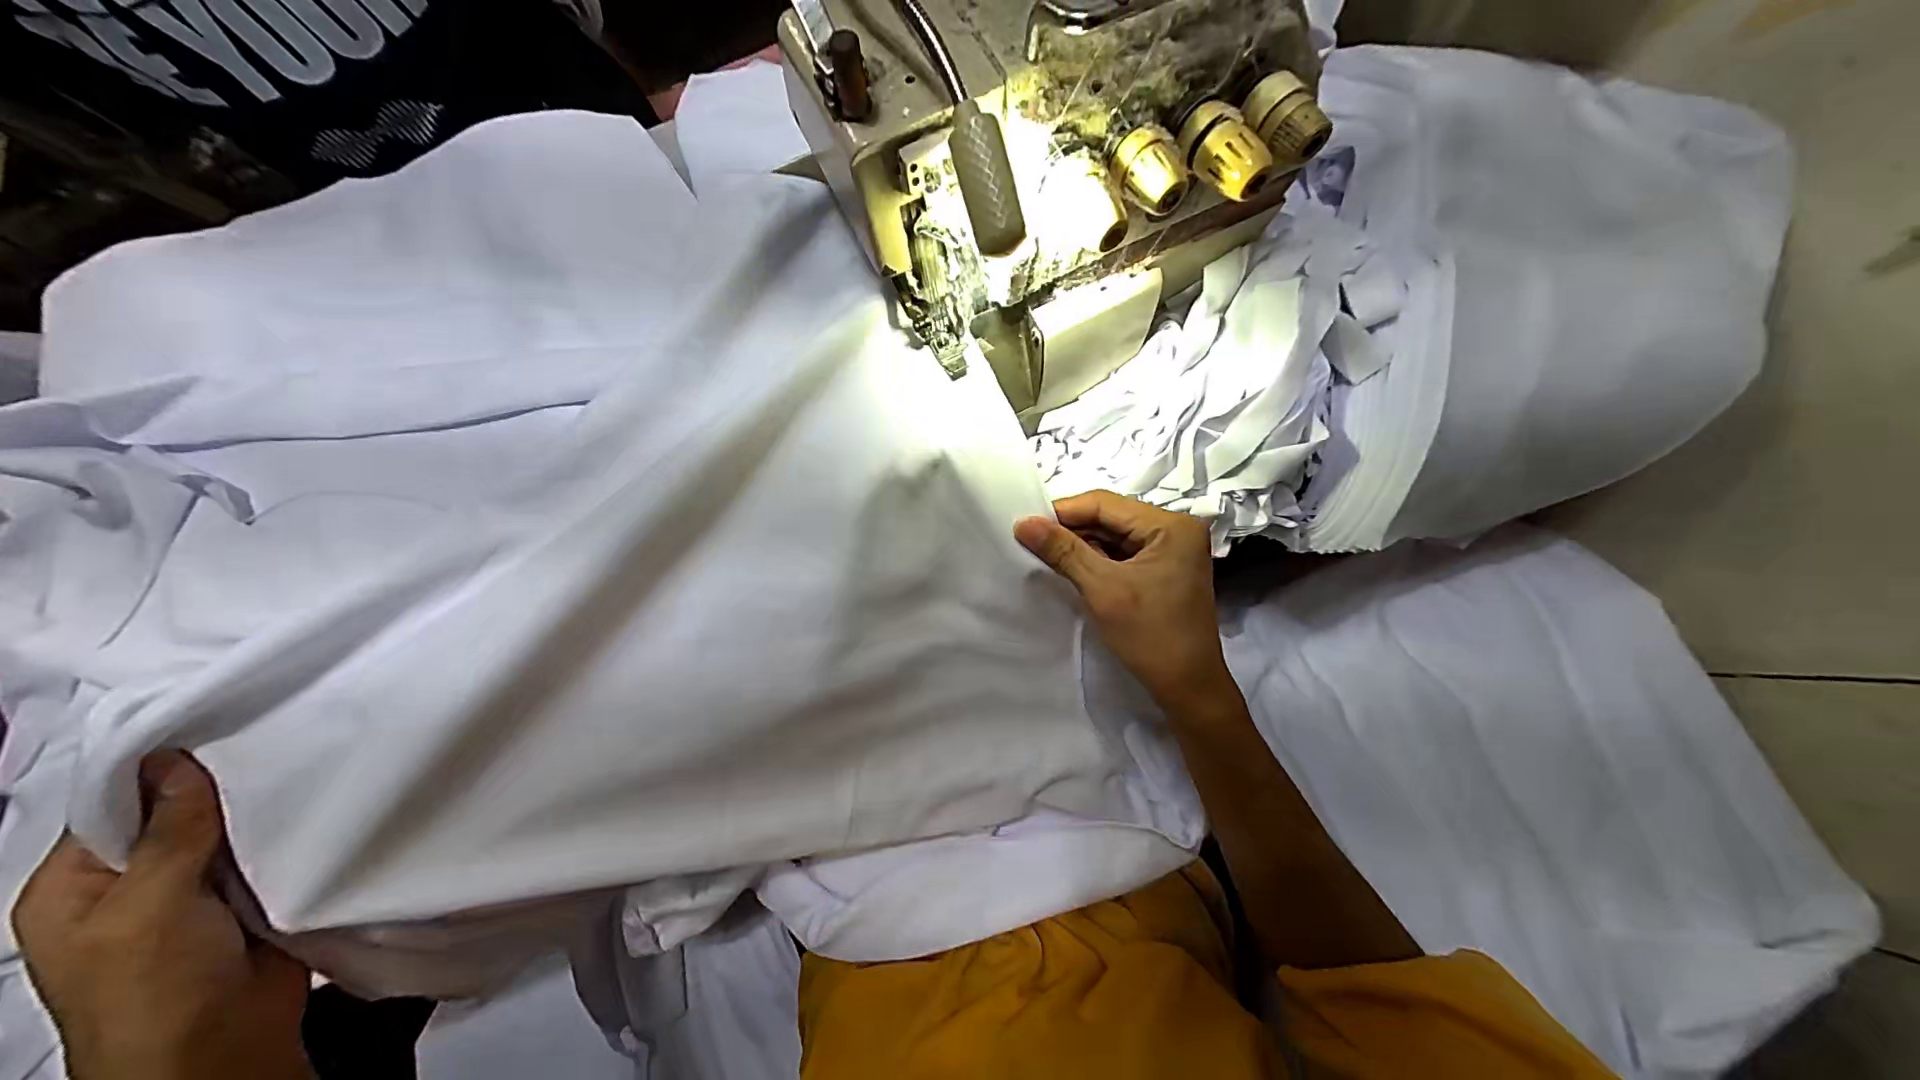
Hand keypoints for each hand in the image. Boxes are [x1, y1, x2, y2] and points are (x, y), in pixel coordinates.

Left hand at [13, 752, 312, 1079]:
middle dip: (222, 783)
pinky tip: (318, 803)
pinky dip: (290, 830)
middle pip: (177, 813)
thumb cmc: (154, 990)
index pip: (114, 806)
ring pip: (229, 829)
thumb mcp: (148, 909)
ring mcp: (195, 892)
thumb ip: (169, 835)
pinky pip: (267, 850)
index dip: (160, 767)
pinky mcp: (250, 896)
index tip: (218, 723)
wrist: (220, 1051)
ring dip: (262, 807)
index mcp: (76, 888)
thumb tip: (173, 761)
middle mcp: (132, 884)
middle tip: (275, 736)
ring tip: (306, 760)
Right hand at [1015, 490, 1235, 711]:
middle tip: (1031, 538)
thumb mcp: (1102, 589)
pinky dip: (1096, 558)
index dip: (1063, 511)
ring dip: (1081, 544)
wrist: (1188, 687)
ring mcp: (1171, 550)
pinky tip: (1070, 565)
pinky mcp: (1163, 570)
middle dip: (1071, 528)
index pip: (1105, 504)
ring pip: (1114, 535)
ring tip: (1045, 551)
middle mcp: (1175, 530)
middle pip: (1110, 517)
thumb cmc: (1150, 636)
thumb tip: (1023, 523)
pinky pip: (1122, 553)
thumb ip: (1063, 551)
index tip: (1025, 522)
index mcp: (1170, 526)